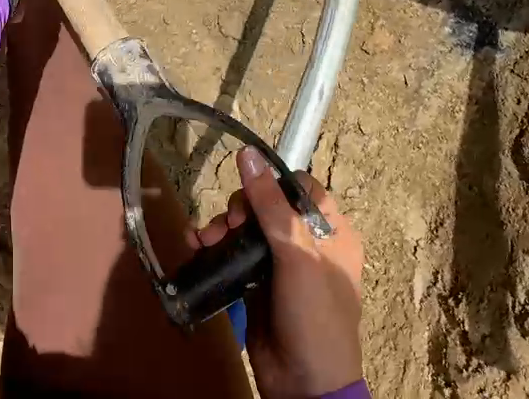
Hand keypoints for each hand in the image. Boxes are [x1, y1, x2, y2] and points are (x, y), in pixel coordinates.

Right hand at [189, 148, 363, 398]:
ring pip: (247, 227)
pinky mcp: (258, 283)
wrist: (304, 387)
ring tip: (203, 239)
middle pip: (268, 204)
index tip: (251, 193)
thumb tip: (248, 153)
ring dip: (222, 226)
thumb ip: (271, 204)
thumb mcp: (296, 255)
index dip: (273, 183)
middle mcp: (308, 244)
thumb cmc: (314, 316)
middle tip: (229, 224)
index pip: (301, 188)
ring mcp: (282, 265)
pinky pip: (234, 252)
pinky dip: (216, 246)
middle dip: (241, 208)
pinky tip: (196, 246)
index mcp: (332, 233)